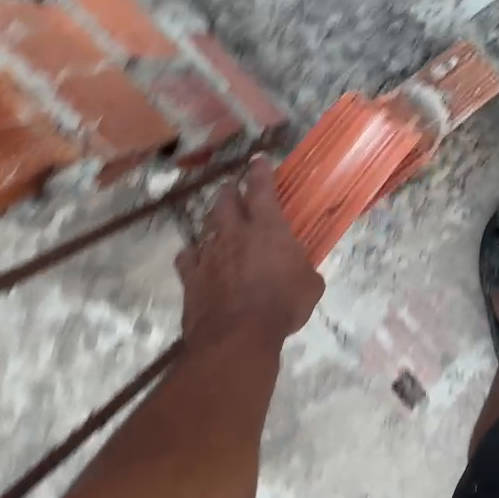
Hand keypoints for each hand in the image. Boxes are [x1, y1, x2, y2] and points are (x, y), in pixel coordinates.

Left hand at [175, 156, 324, 347]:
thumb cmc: (283, 304)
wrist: (237, 337)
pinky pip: (188, 258)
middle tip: (232, 189)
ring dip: (212, 221)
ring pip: (205, 227)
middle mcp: (235, 234)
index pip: (261, 188)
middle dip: (229, 191)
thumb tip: (303, 270)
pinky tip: (197, 258)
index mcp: (268, 228)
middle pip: (225, 201)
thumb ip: (304, 269)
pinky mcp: (191, 279)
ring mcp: (209, 256)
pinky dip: (194, 254)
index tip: (258, 160)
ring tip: (216, 222)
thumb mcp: (310, 283)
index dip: (260, 171)